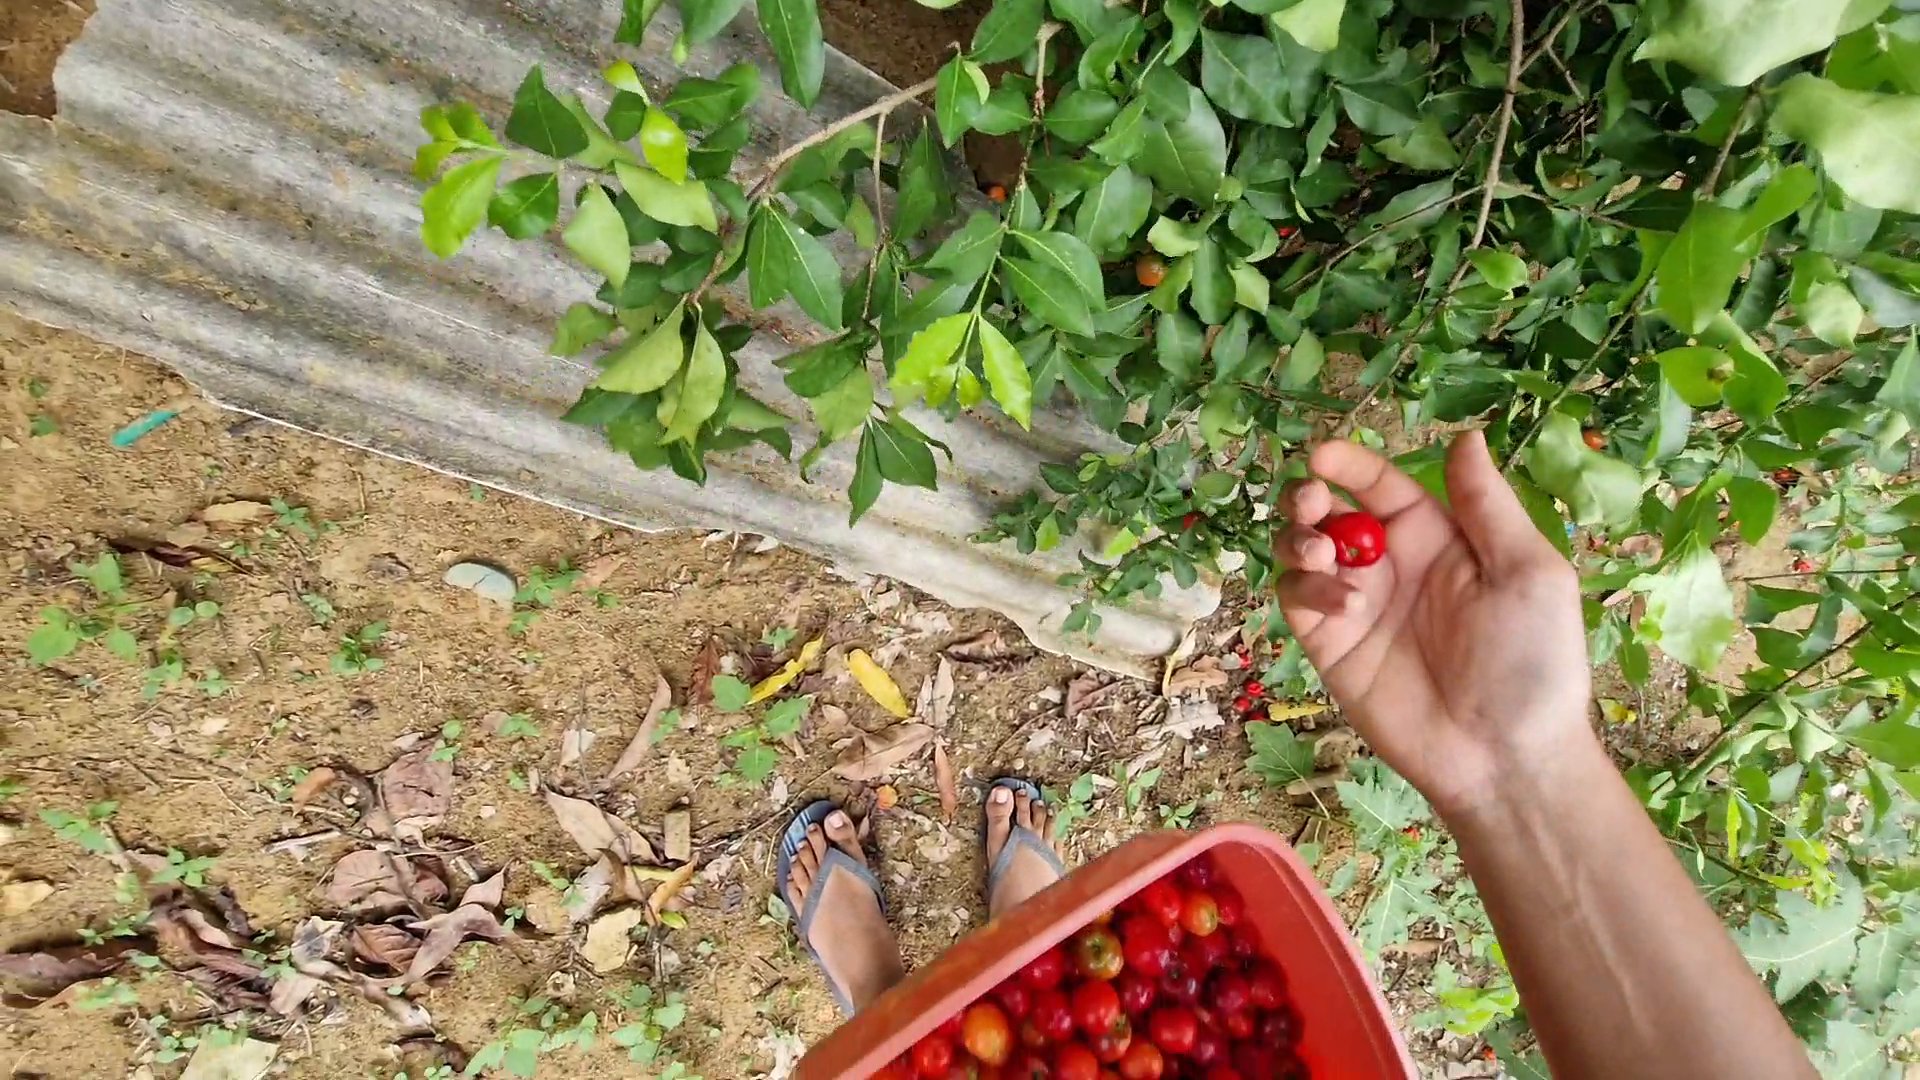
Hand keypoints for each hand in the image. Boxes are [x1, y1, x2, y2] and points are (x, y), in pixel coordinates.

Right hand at [1274, 432, 1594, 819]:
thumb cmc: (1529, 661)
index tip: (1321, 455)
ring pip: (1297, 548)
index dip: (1348, 464)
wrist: (1498, 755)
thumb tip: (1467, 437)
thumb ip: (1487, 505)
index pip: (1378, 486)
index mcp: (1433, 538)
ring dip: (1297, 538)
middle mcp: (1384, 563)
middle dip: (1305, 497)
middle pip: (1324, 511)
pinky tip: (1342, 606)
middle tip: (1306, 501)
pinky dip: (1307, 589)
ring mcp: (1349, 601)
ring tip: (1321, 552)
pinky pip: (1296, 595)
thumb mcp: (1528, 573)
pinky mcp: (1323, 639)